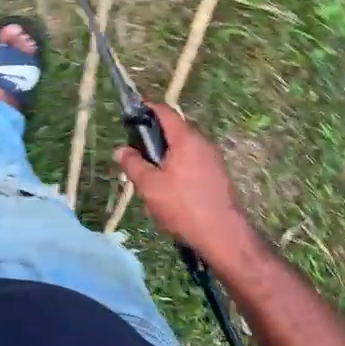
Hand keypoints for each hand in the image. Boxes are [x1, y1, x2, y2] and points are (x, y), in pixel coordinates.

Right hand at [114, 103, 251, 253]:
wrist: (224, 236)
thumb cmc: (183, 206)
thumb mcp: (150, 186)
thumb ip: (133, 164)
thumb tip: (120, 150)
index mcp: (186, 138)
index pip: (165, 111)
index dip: (147, 109)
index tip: (131, 115)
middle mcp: (202, 142)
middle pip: (175, 130)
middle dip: (155, 137)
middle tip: (138, 154)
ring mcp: (214, 159)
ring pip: (185, 148)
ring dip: (168, 155)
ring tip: (153, 176)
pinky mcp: (219, 175)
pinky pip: (194, 161)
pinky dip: (180, 166)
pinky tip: (173, 189)